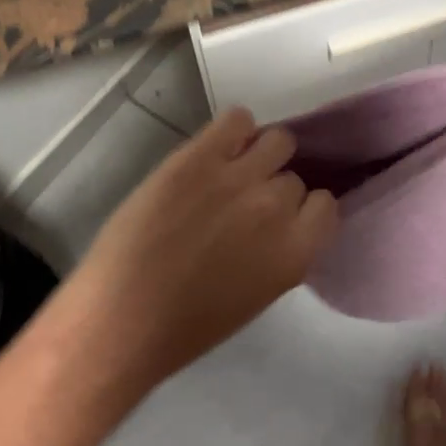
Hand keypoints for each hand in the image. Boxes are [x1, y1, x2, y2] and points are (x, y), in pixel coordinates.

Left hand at [43, 108, 338, 397]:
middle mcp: (276, 207)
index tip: (284, 219)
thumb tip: (282, 222)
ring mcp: (238, 175)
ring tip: (232, 171)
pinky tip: (217, 151)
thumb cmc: (186, 326)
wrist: (120, 318)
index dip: (303, 209)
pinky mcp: (200, 155)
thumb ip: (280, 251)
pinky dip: (234, 130)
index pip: (326, 205)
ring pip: (277, 140)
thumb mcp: (257, 295)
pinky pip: (238, 118)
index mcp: (295, 251)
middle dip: (273, 187)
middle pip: (294, 175)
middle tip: (244, 204)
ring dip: (260, 155)